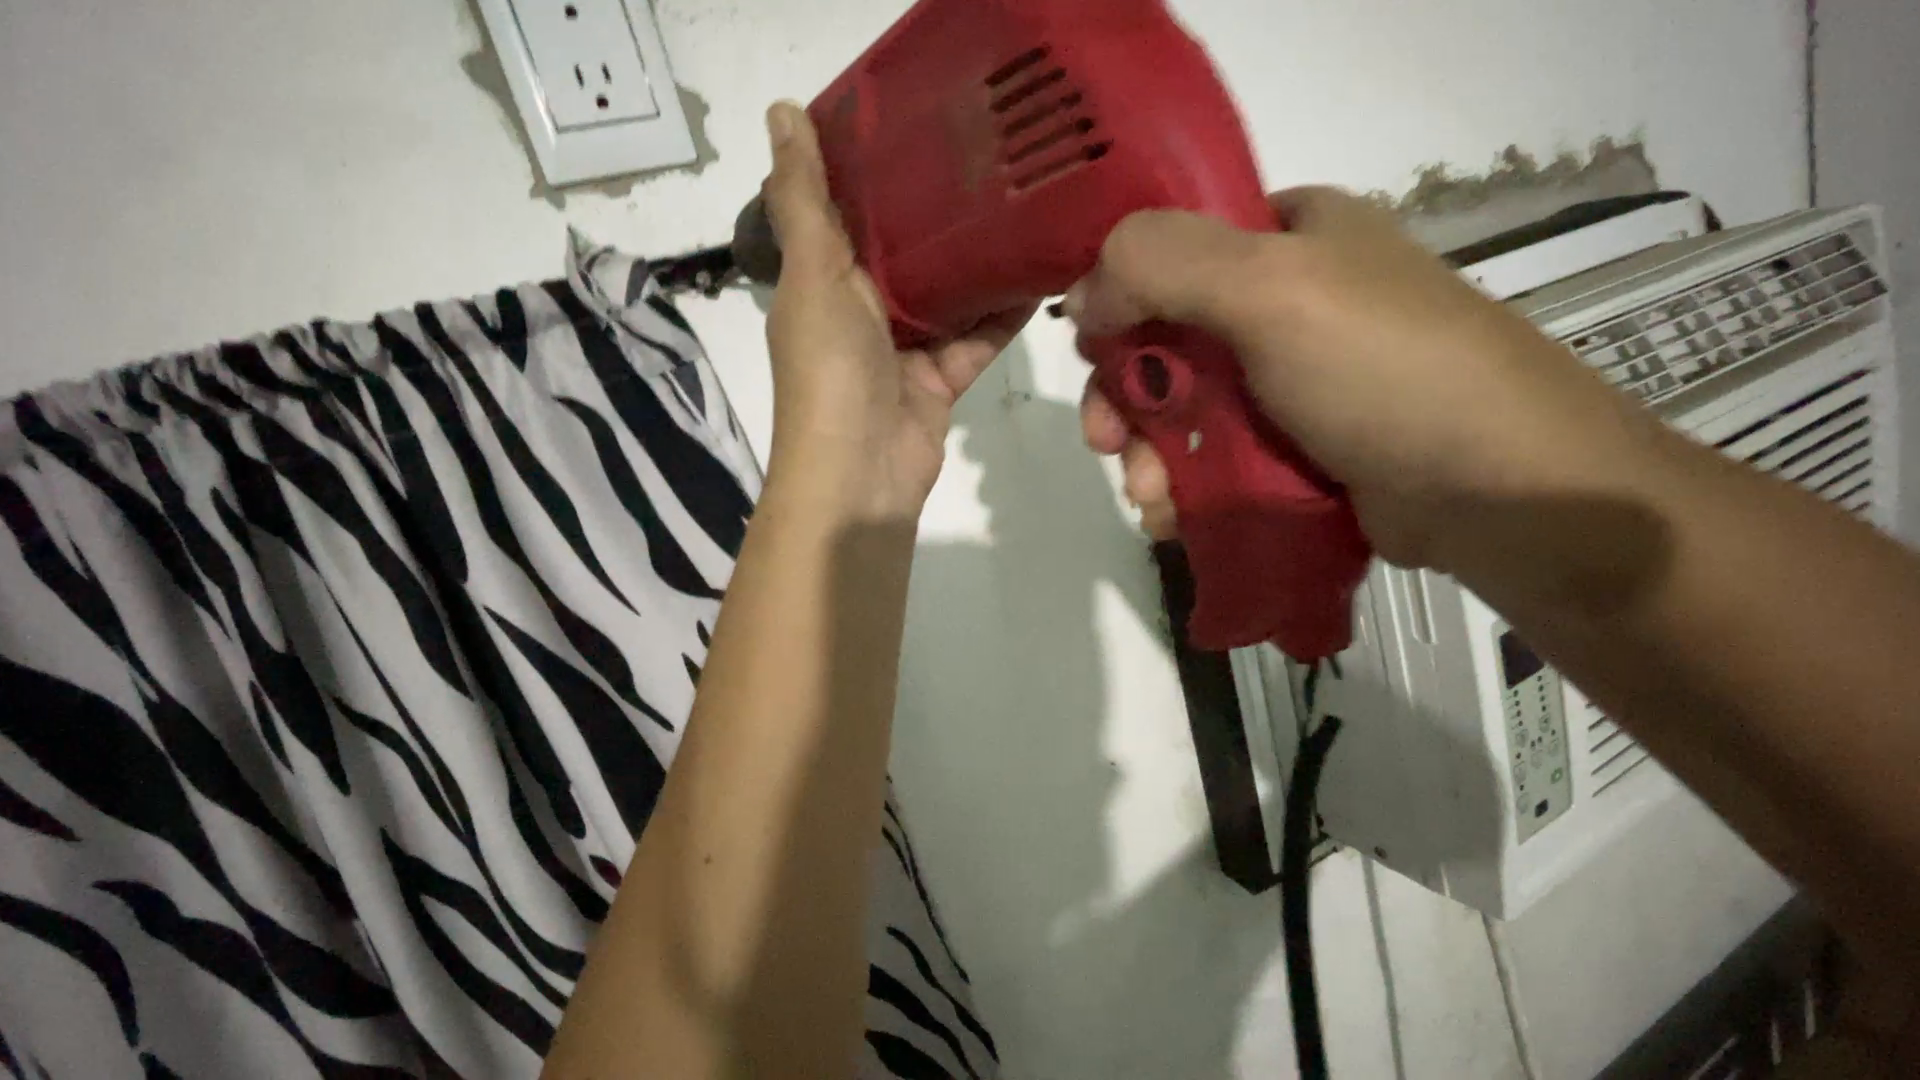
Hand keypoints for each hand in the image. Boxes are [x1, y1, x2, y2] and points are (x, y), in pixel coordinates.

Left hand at [760, 101, 1032, 522]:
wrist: (859, 475)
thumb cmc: (828, 370)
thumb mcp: (813, 274)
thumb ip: (803, 200)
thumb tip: (780, 109)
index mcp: (819, 281)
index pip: (844, 210)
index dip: (869, 164)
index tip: (913, 112)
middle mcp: (859, 310)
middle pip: (902, 250)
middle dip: (937, 208)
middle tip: (988, 149)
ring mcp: (903, 348)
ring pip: (947, 293)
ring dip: (979, 259)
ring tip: (1026, 201)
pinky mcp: (941, 379)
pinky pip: (976, 337)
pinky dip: (1003, 313)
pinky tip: (1043, 271)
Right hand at [1072, 187, 1657, 568]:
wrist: (1503, 489)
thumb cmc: (1384, 367)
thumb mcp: (1272, 288)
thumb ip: (1161, 267)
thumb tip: (1081, 297)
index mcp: (1291, 232)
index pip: (1173, 245)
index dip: (1120, 294)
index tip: (1091, 349)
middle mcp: (1291, 298)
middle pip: (1169, 337)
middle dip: (1129, 399)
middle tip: (1105, 444)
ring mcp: (1296, 379)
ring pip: (1188, 408)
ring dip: (1152, 456)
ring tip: (1153, 502)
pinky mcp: (1301, 447)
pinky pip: (1219, 457)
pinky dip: (1187, 487)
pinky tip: (1174, 520)